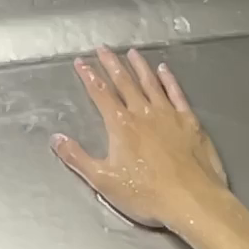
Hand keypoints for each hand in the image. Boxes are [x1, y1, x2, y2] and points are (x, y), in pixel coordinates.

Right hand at [51, 47, 229, 231]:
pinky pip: (176, 93)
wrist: (192, 201)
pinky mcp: (189, 121)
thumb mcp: (104, 180)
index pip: (100, 93)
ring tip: (131, 52)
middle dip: (111, 63)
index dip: (89, 76)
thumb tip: (56, 138)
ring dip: (139, 66)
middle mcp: (143, 112)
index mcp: (121, 125)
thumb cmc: (146, 194)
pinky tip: (164, 70)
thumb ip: (77, 158)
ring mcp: (168, 114)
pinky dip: (169, 79)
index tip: (81, 62)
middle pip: (124, 81)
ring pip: (150, 82)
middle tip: (102, 48)